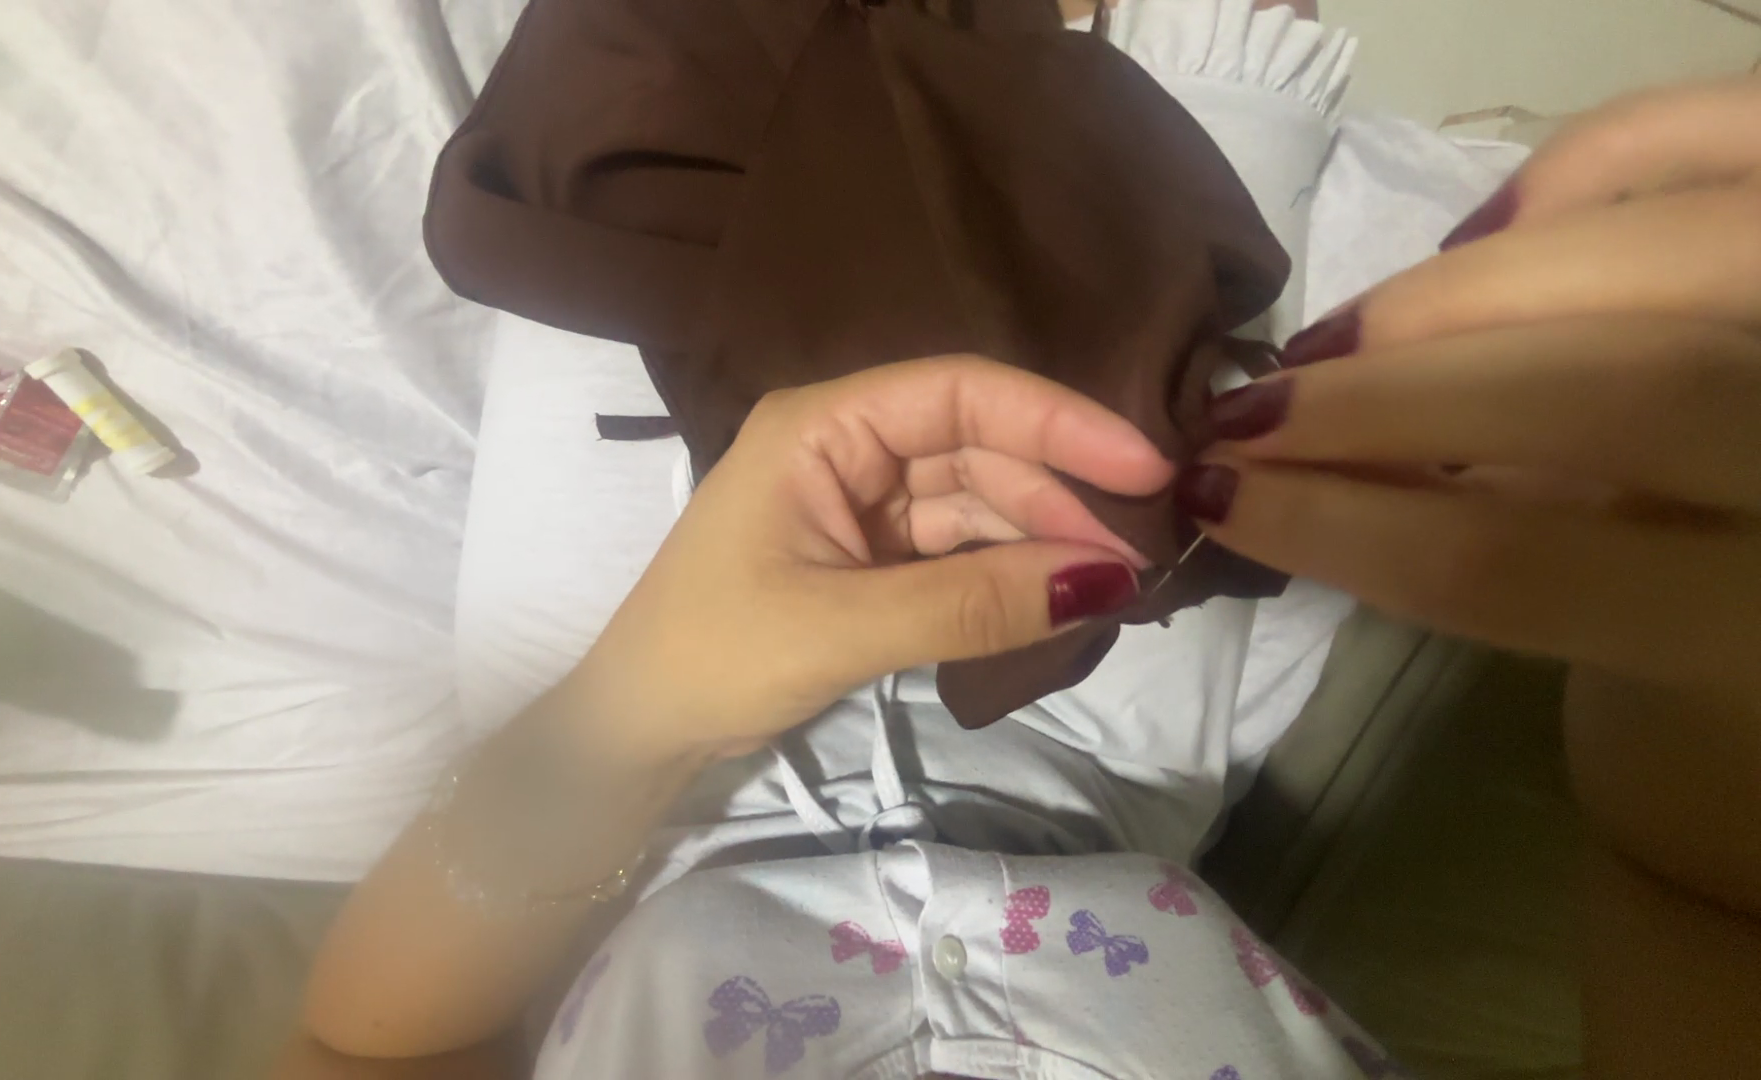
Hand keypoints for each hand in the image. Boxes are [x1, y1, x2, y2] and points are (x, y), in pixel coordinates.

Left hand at [568, 355, 1172, 760]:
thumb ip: (970, 603)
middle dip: (1051, 499)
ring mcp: (854, 503)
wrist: (645, 723)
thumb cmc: (716, 654)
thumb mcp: (843, 627)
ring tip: (1105, 588)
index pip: (957, 393)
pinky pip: (949, 549)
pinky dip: (997, 573)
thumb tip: (1103, 581)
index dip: (1056, 421)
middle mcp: (842, 448)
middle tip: (1130, 563)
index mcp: (819, 427)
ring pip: (969, 501)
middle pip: (974, 448)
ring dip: (1032, 540)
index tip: (1143, 466)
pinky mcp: (864, 555)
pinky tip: (1046, 599)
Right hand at [1176, 76, 1760, 696]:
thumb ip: (1476, 598)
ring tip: (1326, 344)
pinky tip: (1483, 234)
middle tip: (1241, 414)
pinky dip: (1585, 164)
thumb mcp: (1610, 712)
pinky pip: (1734, 139)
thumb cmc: (1737, 708)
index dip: (1329, 523)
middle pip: (1599, 388)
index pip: (1509, 563)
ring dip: (1434, 297)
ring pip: (1665, 252)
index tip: (1211, 496)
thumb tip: (1300, 493)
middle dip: (1368, 398)